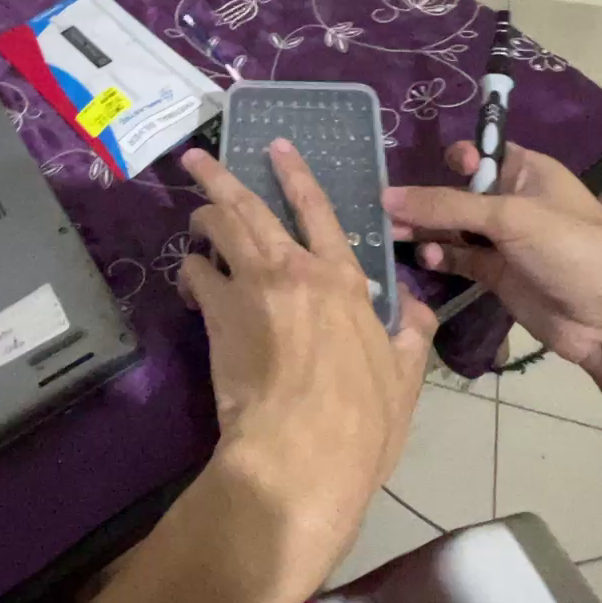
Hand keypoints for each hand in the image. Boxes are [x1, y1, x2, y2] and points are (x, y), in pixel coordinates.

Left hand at [178, 142, 435, 597]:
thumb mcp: (405, 378)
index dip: (295, 174)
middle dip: (220, 176)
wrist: (300, 456)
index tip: (276, 146)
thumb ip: (411, 330)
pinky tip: (187, 276)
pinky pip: (194, 274)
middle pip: (249, 206)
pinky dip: (189, 269)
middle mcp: (293, 269)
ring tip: (192, 213)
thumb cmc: (360, 423)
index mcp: (342, 278)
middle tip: (197, 158)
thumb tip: (414, 301)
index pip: (318, 210)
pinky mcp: (216, 314)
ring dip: (201, 216)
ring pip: (217, 229)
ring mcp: (250, 287)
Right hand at [383, 140, 601, 367]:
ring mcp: (505, 241)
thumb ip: (446, 205)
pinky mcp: (497, 274)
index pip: (481, 153)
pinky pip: (457, 258)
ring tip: (395, 235)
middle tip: (386, 209)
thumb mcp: (510, 217)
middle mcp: (513, 202)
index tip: (428, 168)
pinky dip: (439, 258)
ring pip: (452, 227)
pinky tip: (426, 260)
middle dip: (424, 198)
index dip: (454, 159)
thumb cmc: (572, 250)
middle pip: (457, 192)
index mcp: (528, 172)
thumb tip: (385, 196)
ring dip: (424, 229)